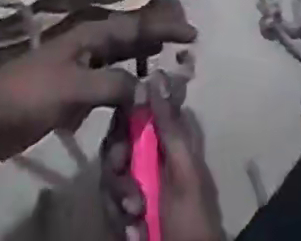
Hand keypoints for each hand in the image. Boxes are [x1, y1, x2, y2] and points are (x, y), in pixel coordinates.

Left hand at [0, 4, 196, 166]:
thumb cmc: (30, 94)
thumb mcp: (74, 89)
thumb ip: (112, 86)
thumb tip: (145, 88)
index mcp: (89, 35)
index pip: (136, 26)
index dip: (165, 27)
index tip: (192, 33)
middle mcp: (88, 45)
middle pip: (130, 37)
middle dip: (158, 37)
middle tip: (186, 44)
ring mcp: (79, 67)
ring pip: (120, 58)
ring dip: (143, 60)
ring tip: (168, 64)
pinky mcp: (71, 90)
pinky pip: (108, 81)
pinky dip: (125, 84)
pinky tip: (134, 93)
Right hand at [102, 71, 223, 240]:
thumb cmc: (193, 217)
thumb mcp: (184, 170)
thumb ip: (169, 125)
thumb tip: (157, 75)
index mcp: (168, 140)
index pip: (137, 112)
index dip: (124, 116)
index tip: (123, 125)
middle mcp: (149, 157)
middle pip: (116, 143)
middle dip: (117, 164)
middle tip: (127, 180)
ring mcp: (136, 185)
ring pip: (109, 176)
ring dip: (120, 197)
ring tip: (137, 217)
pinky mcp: (123, 213)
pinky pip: (108, 206)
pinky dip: (118, 221)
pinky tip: (134, 234)